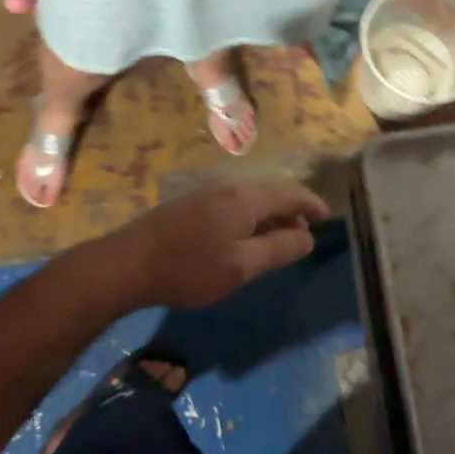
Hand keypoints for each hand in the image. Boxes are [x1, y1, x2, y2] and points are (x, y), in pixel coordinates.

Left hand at [107, 181, 329, 309]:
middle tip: (307, 230)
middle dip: (294, 206)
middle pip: (272, 189)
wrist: (126, 264)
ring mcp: (208, 191)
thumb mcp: (241, 267)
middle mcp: (230, 186)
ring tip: (281, 234)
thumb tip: (307, 237)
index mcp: (246, 197)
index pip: (291, 192)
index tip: (328, 217)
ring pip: (253, 195)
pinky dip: (253, 213)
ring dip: (272, 211)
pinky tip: (248, 234)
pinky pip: (236, 200)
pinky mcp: (192, 203)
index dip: (312, 204)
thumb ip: (278, 249)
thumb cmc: (188, 268)